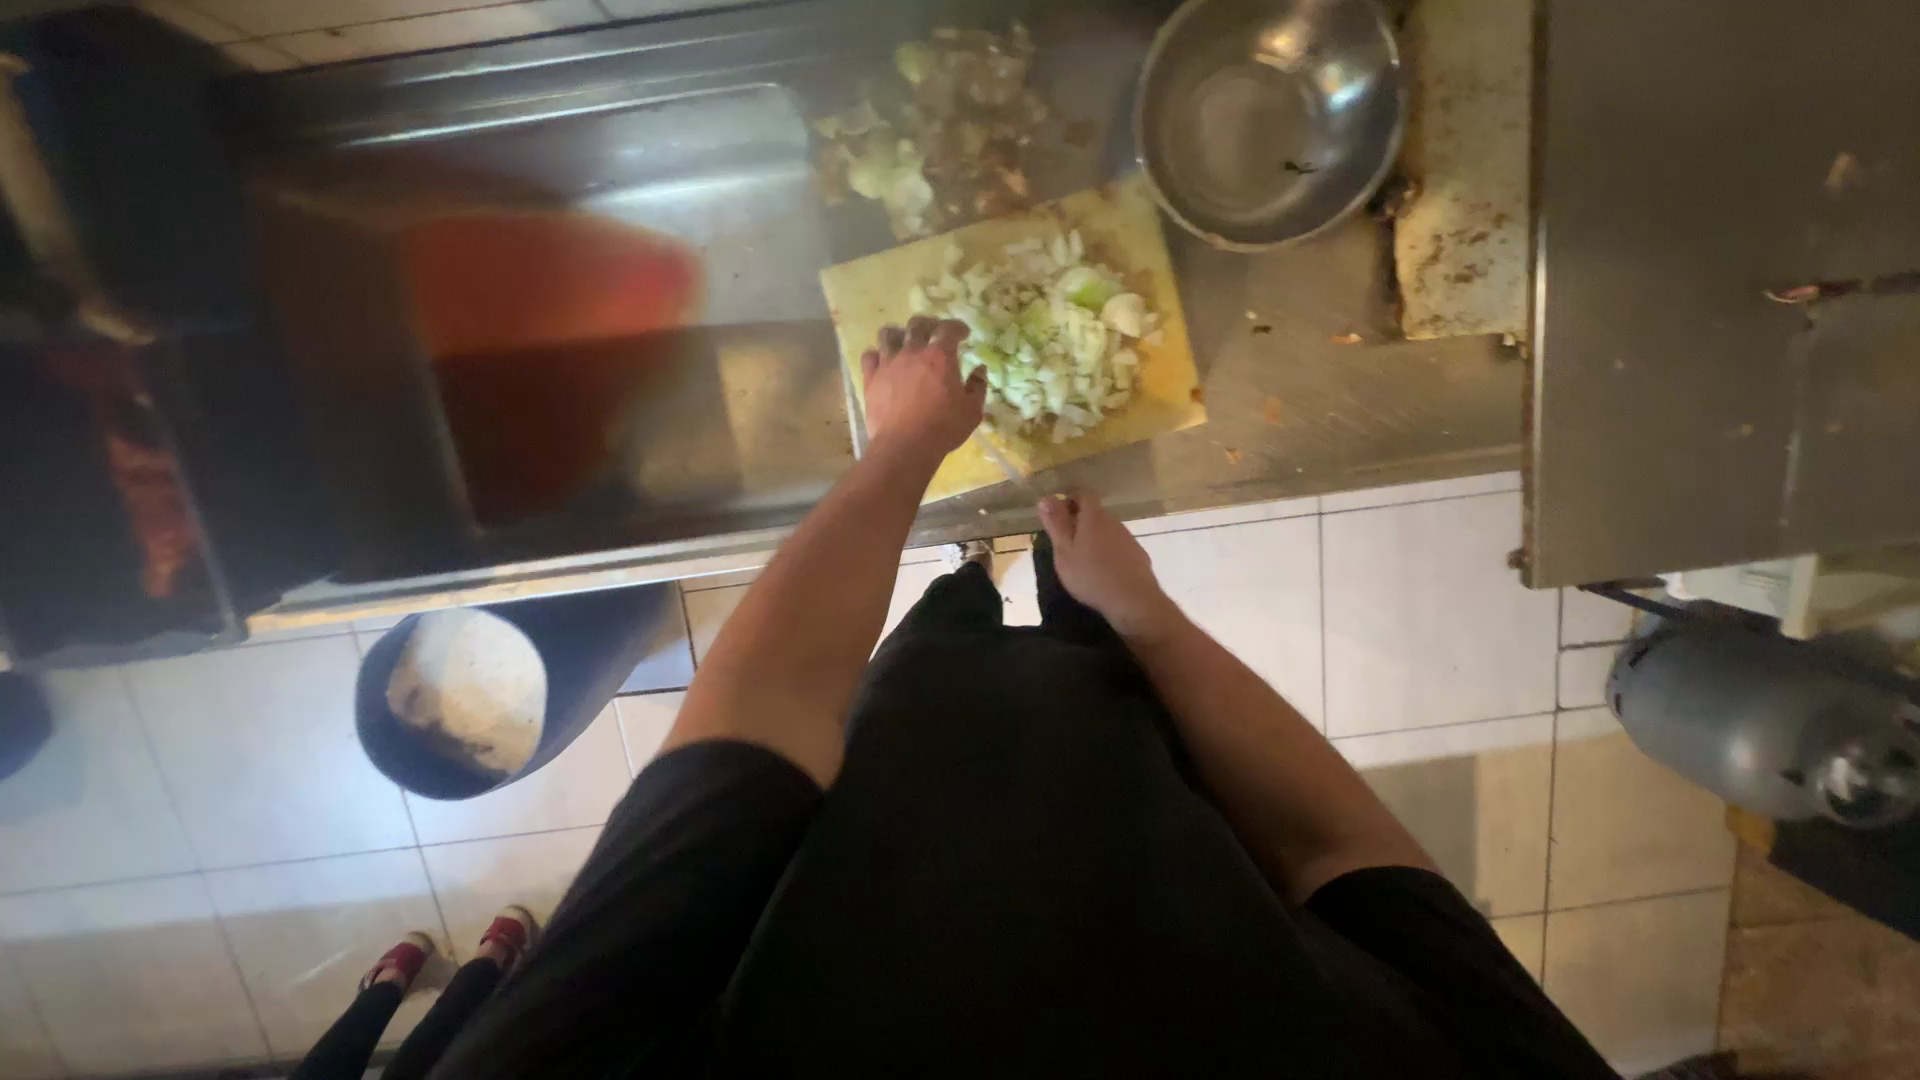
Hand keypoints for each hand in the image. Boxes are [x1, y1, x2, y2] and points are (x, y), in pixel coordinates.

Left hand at [862, 316, 985, 468]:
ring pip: (888, 334)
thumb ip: (978, 386)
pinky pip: (869, 356)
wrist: (905, 446)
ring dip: (898, 334)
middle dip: (928, 324)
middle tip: (934, 333)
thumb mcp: (972, 411)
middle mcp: (912, 352)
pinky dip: (876, 355)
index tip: (963, 334)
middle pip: (917, 324)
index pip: (949, 329)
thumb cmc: (944, 428)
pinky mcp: (871, 379)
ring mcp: (888, 363)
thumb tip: (980, 369)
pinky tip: (882, 361)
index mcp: (940, 356)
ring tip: (903, 341)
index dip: (957, 327)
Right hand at [1037, 492, 1180, 636]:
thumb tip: (1045, 497)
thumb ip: (1056, 524)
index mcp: (1093, 517)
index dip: (1070, 499)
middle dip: (1080, 521)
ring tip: (1083, 560)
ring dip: (1094, 537)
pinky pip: (1119, 546)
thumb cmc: (1090, 575)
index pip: (1083, 494)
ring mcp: (1128, 538)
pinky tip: (1103, 571)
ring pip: (1107, 529)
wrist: (1132, 600)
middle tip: (1066, 542)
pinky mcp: (1138, 555)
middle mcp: (1113, 522)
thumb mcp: (1064, 551)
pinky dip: (1108, 552)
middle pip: (1095, 512)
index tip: (1058, 516)